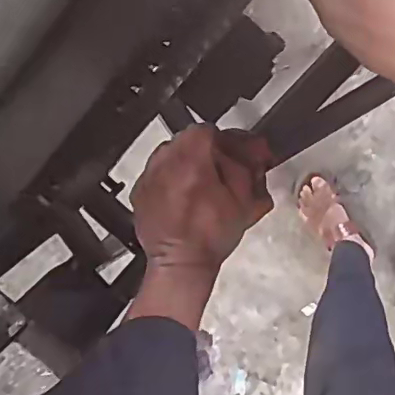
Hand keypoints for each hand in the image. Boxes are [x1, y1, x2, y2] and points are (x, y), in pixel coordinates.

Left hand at [130, 126, 273, 274]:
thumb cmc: (210, 235)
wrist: (180, 263)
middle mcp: (165, 159)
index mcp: (191, 155)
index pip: (212, 130)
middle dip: (210, 154)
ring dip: (191, 166)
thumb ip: (249, 164)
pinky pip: (160, 174)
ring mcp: (149, 174)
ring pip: (174, 156)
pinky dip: (173, 181)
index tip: (238, 157)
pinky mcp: (140, 190)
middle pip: (191, 141)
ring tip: (205, 190)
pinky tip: (187, 200)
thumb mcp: (245, 197)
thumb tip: (254, 147)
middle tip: (225, 175)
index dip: (230, 144)